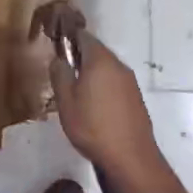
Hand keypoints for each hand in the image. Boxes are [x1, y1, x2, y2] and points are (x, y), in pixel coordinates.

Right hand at [51, 33, 165, 176]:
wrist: (129, 156)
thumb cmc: (92, 126)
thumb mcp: (66, 101)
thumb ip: (60, 74)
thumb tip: (58, 59)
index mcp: (100, 61)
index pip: (84, 36)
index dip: (69, 37)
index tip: (57, 45)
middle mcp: (118, 65)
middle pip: (97, 51)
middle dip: (80, 56)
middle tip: (63, 70)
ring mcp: (130, 81)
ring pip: (107, 67)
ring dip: (92, 71)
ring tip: (76, 89)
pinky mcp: (135, 97)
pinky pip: (115, 82)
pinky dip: (103, 84)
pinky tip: (95, 103)